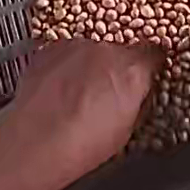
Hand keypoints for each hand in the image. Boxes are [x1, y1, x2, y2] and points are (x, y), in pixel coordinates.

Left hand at [0, 39, 156, 189]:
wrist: (36, 140)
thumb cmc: (80, 144)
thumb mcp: (127, 130)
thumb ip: (137, 102)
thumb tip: (138, 96)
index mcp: (133, 70)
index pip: (154, 54)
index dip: (150, 65)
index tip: (147, 73)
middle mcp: (108, 50)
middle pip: (121, 51)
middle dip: (116, 70)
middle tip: (105, 96)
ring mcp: (78, 45)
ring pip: (92, 51)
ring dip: (89, 67)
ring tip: (77, 97)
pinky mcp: (53, 48)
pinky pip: (67, 52)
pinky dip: (66, 66)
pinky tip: (59, 91)